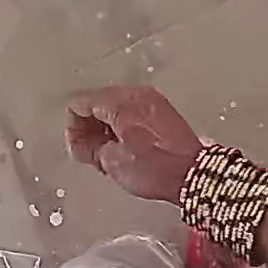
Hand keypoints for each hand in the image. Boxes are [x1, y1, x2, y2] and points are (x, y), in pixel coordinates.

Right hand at [66, 86, 201, 202]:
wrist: (193, 174)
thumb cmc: (158, 168)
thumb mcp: (112, 162)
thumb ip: (88, 148)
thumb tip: (80, 145)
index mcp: (120, 102)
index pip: (81, 102)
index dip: (73, 126)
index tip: (77, 145)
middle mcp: (137, 94)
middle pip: (98, 101)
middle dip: (89, 125)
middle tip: (89, 151)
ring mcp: (152, 100)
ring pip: (116, 106)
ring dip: (106, 126)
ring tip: (108, 152)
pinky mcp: (163, 110)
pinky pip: (133, 111)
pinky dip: (123, 125)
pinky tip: (125, 146)